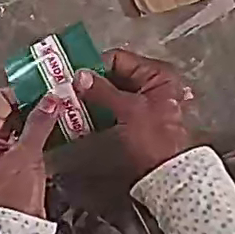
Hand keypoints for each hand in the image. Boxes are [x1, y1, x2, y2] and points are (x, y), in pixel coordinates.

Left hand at [0, 88, 59, 216]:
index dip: (23, 91)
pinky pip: (29, 132)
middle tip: (57, 91)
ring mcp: (3, 146)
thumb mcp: (25, 155)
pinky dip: (43, 126)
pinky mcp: (17, 155)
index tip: (45, 85)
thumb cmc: (11, 196)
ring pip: (22, 119)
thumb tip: (50, 99)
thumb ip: (38, 123)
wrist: (17, 227)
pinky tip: (59, 121)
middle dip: (34, 99)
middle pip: (12, 107)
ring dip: (41, 112)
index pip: (1, 98)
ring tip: (62, 104)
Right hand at [73, 49, 193, 179]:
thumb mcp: (130, 110)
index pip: (120, 59)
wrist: (168, 174)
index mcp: (158, 74)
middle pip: (115, 75)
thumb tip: (79, 75)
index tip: (73, 74)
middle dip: (91, 82)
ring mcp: (144, 103)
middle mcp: (152, 84)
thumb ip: (103, 91)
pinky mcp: (136, 120)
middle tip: (67, 87)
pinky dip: (98, 110)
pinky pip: (113, 108)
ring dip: (92, 97)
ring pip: (111, 92)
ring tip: (69, 101)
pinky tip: (80, 114)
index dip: (96, 65)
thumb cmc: (155, 138)